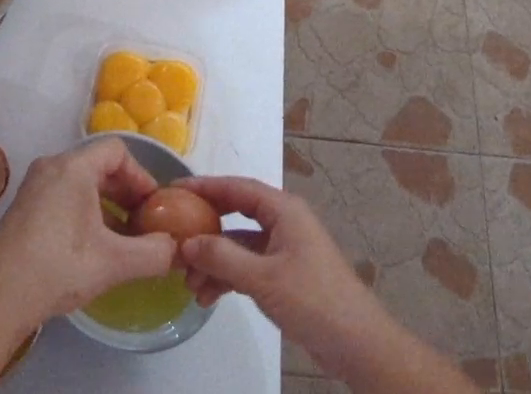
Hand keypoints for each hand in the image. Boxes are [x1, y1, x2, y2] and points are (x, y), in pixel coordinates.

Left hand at [0, 138, 176, 324]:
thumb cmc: (58, 268)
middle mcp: (50, 168)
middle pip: (99, 166)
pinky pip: (63, 197)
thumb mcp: (114, 262)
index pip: (117, 151)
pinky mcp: (23, 209)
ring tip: (123, 239)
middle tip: (143, 223)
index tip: (153, 206)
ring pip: (81, 184)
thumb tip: (178, 250)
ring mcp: (33, 188)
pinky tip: (93, 248)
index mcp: (72, 168)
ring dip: (107, 206)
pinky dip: (85, 213)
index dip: (141, 175)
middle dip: (126, 193)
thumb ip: (154, 253)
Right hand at [176, 177, 388, 356]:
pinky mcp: (284, 274)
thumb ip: (221, 257)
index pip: (237, 187)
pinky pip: (247, 265)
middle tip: (174, 233)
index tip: (174, 190)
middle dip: (206, 227)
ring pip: (239, 244)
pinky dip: (227, 277)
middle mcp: (283, 222)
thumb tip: (185, 243)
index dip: (205, 187)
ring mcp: (284, 248)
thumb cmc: (313, 299)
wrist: (356, 343)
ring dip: (214, 260)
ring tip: (188, 284)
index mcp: (284, 210)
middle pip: (236, 213)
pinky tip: (207, 297)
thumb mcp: (262, 278)